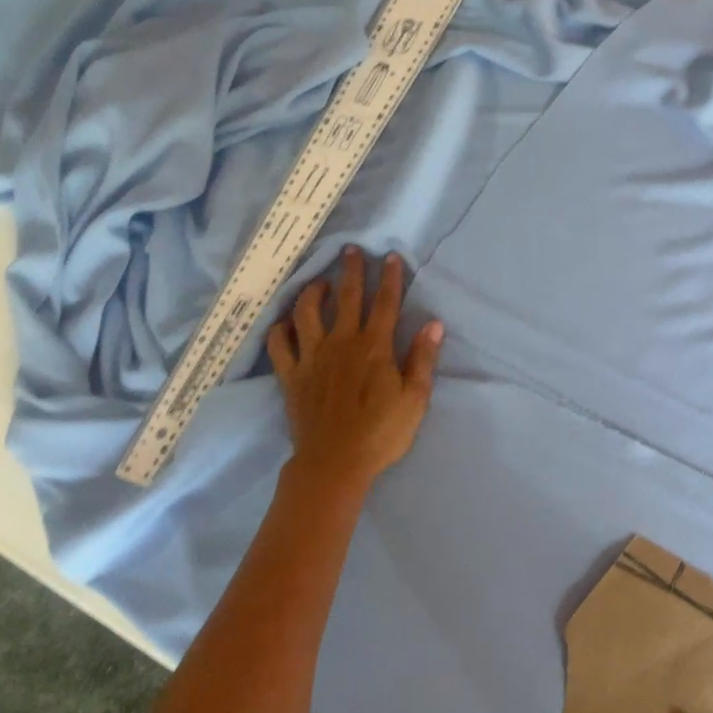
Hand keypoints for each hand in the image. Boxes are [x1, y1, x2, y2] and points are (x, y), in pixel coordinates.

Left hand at [266, 247, 443, 487]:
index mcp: (374, 347)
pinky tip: (284, 322)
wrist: (334, 462)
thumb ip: (423, 359)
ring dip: (312, 292)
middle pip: (346, 296)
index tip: (391, 257)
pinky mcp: (290, 375)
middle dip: (351, 270)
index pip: (385, 303)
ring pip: (306, 311)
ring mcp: (311, 356)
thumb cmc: (381, 433)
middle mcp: (341, 342)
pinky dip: (280, 329)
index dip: (390, 278)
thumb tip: (434, 324)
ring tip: (319, 282)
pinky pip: (279, 344)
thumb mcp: (415, 399)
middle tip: (351, 250)